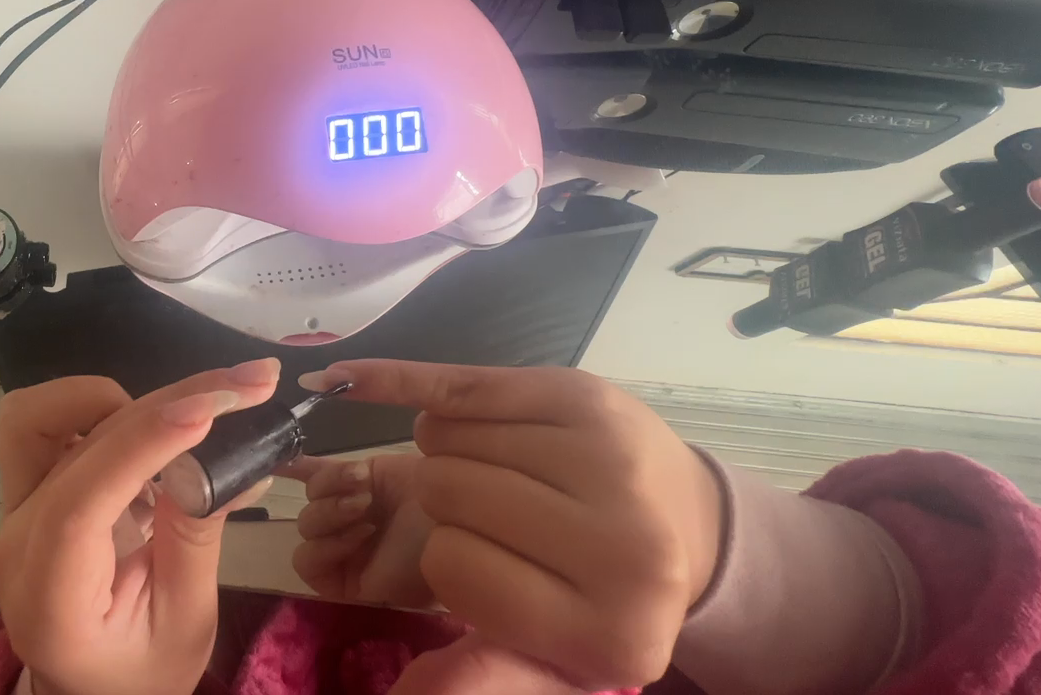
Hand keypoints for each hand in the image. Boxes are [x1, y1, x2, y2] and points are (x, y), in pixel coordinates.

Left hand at [0, 360, 281, 694]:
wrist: (93, 686)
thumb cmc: (140, 672)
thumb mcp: (185, 623)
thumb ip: (195, 538)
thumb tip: (234, 455)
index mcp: (49, 597)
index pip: (81, 502)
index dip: (142, 445)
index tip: (207, 410)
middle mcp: (16, 539)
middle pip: (76, 442)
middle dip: (164, 404)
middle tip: (247, 383)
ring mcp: (15, 505)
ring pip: (45, 414)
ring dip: (119, 399)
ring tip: (194, 411)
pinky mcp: (29, 483)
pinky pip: (53, 420)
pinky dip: (108, 409)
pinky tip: (162, 427)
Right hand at [297, 362, 724, 691]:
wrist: (694, 524)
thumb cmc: (605, 586)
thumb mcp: (558, 651)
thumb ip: (491, 673)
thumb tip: (415, 694)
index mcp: (610, 630)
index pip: (450, 566)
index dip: (445, 555)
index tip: (480, 555)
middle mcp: (623, 544)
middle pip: (445, 487)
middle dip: (443, 492)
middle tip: (486, 503)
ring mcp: (606, 457)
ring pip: (444, 431)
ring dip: (444, 444)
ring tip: (491, 461)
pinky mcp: (581, 393)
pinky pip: (462, 383)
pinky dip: (395, 379)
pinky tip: (346, 378)